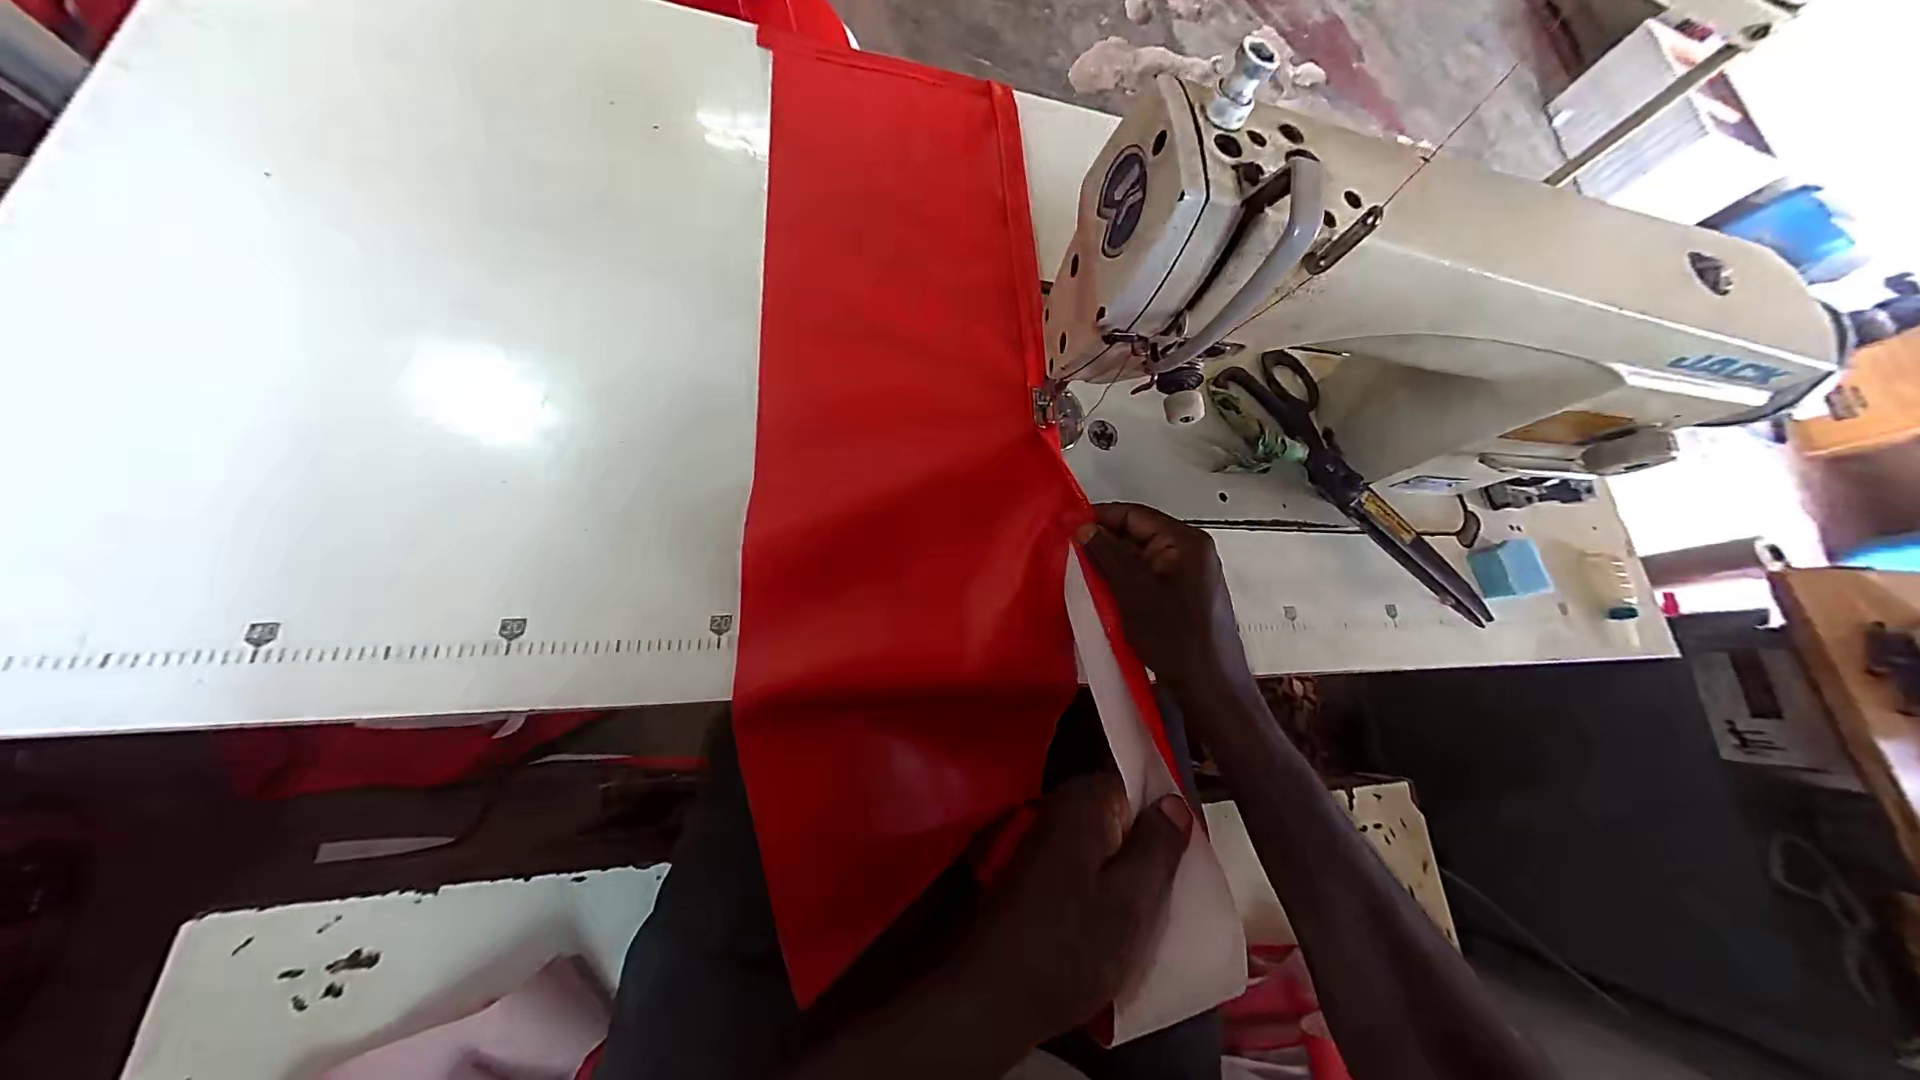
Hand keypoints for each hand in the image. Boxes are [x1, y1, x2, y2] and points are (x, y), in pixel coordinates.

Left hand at [949, 775, 1193, 1046]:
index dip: (1167, 811)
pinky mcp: (1039, 874)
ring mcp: (1046, 842)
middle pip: (1121, 814)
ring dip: (1130, 870)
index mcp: (1083, 802)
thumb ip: (1158, 846)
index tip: (1191, 846)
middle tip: (1179, 882)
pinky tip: (1121, 919)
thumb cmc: (1069, 947)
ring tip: (1155, 906)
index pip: (1136, 782)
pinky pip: (1087, 866)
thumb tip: (1173, 802)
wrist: (994, 995)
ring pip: (1106, 844)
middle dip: (1150, 843)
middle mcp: (1059, 810)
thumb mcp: (1132, 900)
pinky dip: (1107, 886)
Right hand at [1076, 502, 1248, 688]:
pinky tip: (1103, 592)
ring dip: (1112, 564)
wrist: (1208, 685)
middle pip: (1138, 534)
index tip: (1068, 525)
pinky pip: (1148, 576)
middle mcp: (1190, 551)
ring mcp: (1189, 574)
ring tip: (1082, 573)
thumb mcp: (1132, 591)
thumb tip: (1084, 526)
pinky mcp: (1183, 594)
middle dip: (1104, 542)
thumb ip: (1106, 554)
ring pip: (1140, 557)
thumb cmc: (1174, 637)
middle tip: (1069, 552)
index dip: (1099, 517)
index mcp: (1185, 541)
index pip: (1135, 515)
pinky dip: (1125, 580)